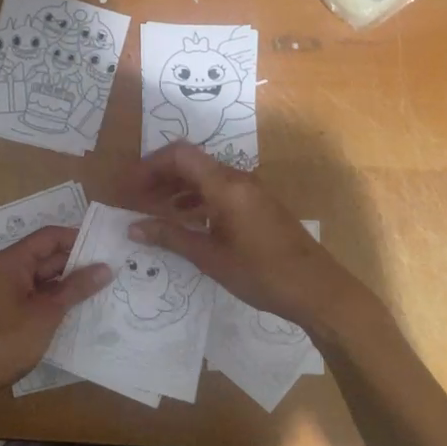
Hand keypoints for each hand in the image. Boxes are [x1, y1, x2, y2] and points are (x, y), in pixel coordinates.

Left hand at [0, 226, 111, 403]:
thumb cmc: (8, 341)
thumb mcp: (47, 312)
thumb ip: (76, 287)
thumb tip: (106, 267)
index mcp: (12, 261)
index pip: (49, 236)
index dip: (78, 237)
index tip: (108, 245)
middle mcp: (9, 269)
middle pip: (49, 256)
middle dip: (79, 261)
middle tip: (116, 268)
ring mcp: (10, 290)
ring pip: (47, 277)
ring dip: (72, 282)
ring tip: (108, 285)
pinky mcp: (13, 309)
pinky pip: (41, 294)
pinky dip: (61, 298)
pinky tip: (85, 305)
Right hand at [123, 142, 378, 337]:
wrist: (318, 290)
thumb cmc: (261, 273)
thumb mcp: (209, 257)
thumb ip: (170, 237)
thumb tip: (133, 228)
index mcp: (226, 186)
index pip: (180, 155)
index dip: (150, 165)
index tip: (129, 187)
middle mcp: (239, 180)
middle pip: (191, 162)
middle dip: (159, 176)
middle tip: (135, 198)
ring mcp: (251, 192)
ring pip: (205, 177)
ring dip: (177, 187)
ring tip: (154, 210)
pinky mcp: (258, 207)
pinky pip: (220, 191)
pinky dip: (196, 199)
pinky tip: (185, 221)